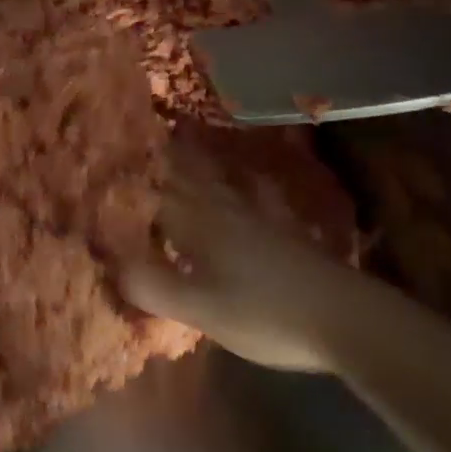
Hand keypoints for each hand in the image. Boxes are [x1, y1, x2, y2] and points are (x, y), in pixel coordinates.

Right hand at [118, 139, 362, 372]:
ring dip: (195, 158)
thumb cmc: (266, 314)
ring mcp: (257, 216)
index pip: (149, 192)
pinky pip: (255, 193)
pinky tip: (247, 177)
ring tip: (178, 135)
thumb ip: (152, 286)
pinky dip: (244, 180)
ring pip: (216, 178)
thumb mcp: (201, 310)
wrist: (349, 320)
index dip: (123, 178)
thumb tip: (107, 261)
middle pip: (183, 174)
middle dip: (157, 155)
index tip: (101, 154)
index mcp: (196, 223)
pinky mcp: (284, 230)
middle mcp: (222, 209)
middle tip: (136, 131)